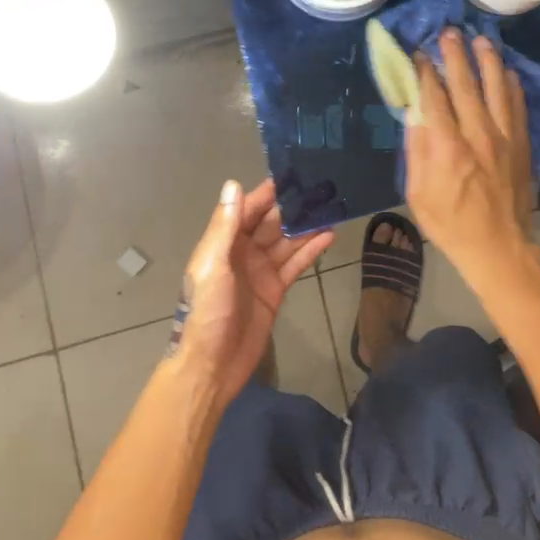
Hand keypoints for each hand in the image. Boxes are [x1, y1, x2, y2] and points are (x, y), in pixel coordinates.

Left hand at [173, 179, 333, 399]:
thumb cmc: (206, 313)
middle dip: (294, 207)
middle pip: (272, 223)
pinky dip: (311, 250)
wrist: (211, 366)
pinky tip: (329, 236)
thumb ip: (225, 226)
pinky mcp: (275, 291)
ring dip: (307, 227)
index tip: (294, 173)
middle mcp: (242, 253)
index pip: (248, 209)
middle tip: (323, 188)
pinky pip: (295, 264)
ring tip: (332, 208)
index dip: (269, 192)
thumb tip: (233, 184)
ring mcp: (260, 272)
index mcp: (223, 243)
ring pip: (287, 242)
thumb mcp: (212, 265)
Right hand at [404, 30, 536, 283]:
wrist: (498, 247)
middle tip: (448, 32)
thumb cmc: (450, 223)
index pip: (434, 97)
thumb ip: (416, 150)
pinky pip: (517, 105)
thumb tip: (413, 112)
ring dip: (486, 60)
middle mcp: (477, 134)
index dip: (424, 71)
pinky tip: (506, 70)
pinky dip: (511, 85)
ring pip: (496, 87)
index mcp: (447, 147)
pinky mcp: (521, 143)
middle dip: (454, 55)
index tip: (418, 54)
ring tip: (480, 40)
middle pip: (465, 84)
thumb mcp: (418, 193)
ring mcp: (504, 137)